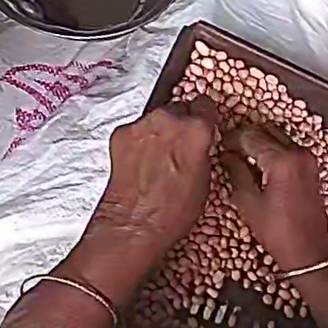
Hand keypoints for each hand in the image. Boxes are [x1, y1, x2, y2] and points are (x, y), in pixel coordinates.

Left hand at [70, 98, 218, 301]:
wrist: (136, 224)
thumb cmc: (173, 210)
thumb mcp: (206, 178)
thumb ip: (203, 149)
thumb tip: (200, 142)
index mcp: (196, 129)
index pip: (205, 104)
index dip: (205, 117)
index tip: (204, 124)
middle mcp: (168, 119)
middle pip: (179, 108)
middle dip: (181, 124)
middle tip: (181, 147)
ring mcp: (142, 125)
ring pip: (156, 118)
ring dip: (160, 132)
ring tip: (160, 159)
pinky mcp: (121, 133)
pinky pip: (137, 130)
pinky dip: (140, 141)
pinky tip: (142, 163)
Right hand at [219, 124, 327, 271]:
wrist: (310, 252)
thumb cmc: (279, 233)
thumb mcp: (250, 204)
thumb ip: (237, 173)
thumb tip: (227, 156)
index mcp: (282, 161)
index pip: (250, 137)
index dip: (231, 138)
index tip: (218, 145)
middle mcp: (298, 153)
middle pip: (266, 131)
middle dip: (245, 136)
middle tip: (226, 147)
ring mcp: (307, 159)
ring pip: (278, 136)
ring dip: (259, 141)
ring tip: (239, 155)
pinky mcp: (311, 168)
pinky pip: (288, 148)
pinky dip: (272, 149)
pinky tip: (257, 163)